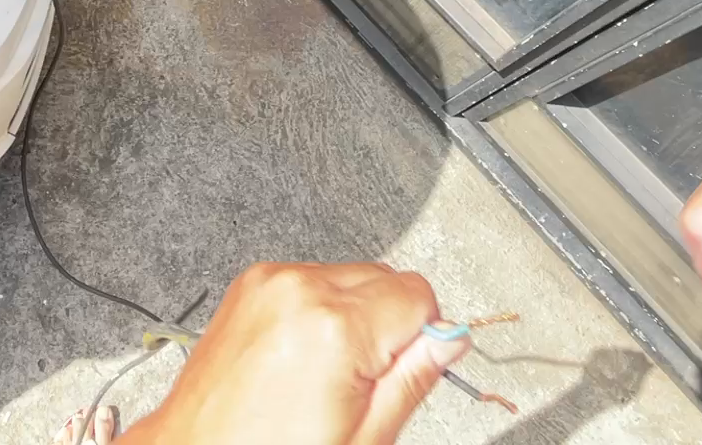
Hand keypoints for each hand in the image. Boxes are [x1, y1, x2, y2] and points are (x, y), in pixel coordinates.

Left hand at [120, 262, 469, 444]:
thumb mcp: (363, 441)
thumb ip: (412, 381)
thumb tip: (450, 339)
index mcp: (334, 328)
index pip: (418, 294)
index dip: (425, 335)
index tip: (409, 367)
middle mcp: (299, 288)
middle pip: (385, 277)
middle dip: (389, 323)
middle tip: (365, 381)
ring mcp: (270, 279)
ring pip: (349, 274)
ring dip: (354, 313)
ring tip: (328, 372)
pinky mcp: (252, 280)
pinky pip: (311, 276)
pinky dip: (319, 307)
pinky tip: (304, 353)